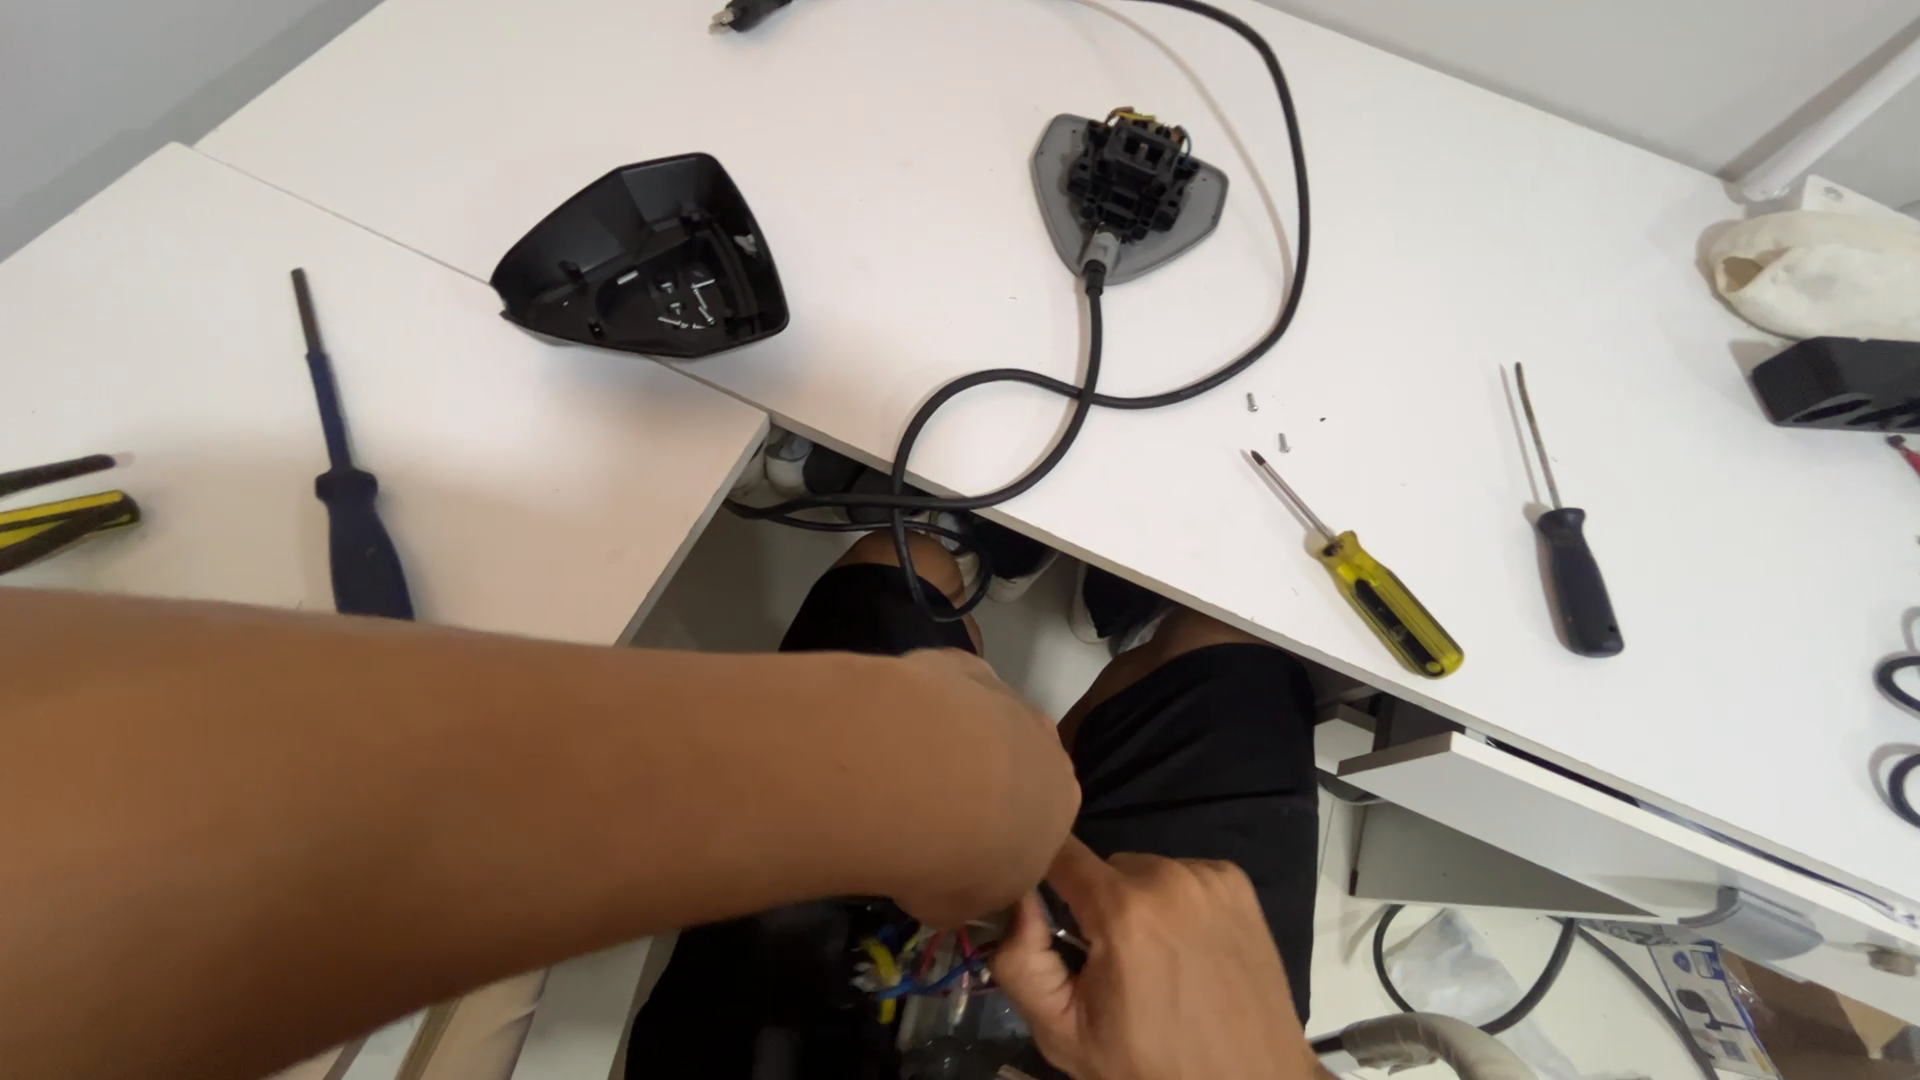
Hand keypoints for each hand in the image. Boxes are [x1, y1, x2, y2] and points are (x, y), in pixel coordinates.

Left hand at [881, 650, 1079, 927]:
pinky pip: (951, 682)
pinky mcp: (966, 665)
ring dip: (954, 735)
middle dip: (983, 777)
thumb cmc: (951, 858)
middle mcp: (1044, 745)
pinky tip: (898, 719)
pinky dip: (930, 697)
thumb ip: (966, 890)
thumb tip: (948, 884)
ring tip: (904, 763)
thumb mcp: (958, 905)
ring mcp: (1006, 696)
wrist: (919, 778)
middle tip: (932, 803)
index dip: (998, 833)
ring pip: (984, 717)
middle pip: (1018, 760)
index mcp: (1059, 806)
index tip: (959, 845)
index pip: (1038, 821)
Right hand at [992, 839, 1326, 1079]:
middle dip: (1097, 901)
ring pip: (1144, 869)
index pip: (1060, 852)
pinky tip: (1190, 945)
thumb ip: (1021, 962)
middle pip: (1104, 866)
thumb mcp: (1065, 1034)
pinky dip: (1176, 899)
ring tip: (1156, 956)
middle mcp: (1168, 877)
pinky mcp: (1236, 881)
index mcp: (1123, 910)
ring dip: (1138, 900)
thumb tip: (1020, 897)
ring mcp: (1208, 875)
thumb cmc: (1151, 1068)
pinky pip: (1183, 873)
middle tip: (1111, 957)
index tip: (1045, 903)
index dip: (1044, 872)